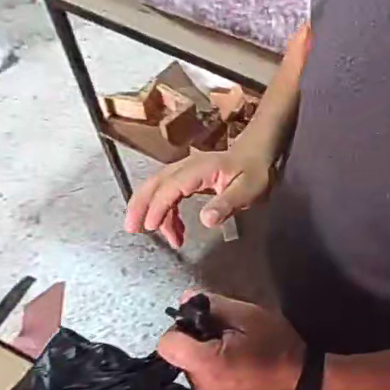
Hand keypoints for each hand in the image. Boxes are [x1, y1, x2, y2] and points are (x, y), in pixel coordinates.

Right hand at [124, 142, 273, 249]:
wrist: (258, 154)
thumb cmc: (254, 172)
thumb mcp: (247, 190)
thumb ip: (226, 204)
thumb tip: (206, 220)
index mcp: (198, 170)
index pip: (170, 188)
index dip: (157, 207)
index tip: (150, 227)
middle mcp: (186, 167)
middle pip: (154, 184)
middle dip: (139, 206)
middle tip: (132, 228)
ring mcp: (185, 170)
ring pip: (157, 188)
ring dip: (151, 210)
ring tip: (160, 236)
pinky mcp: (187, 177)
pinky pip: (168, 192)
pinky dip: (166, 210)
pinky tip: (175, 227)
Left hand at [157, 292, 303, 389]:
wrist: (299, 378)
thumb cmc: (275, 344)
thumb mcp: (248, 315)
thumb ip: (213, 305)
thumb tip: (185, 299)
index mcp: (206, 364)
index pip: (167, 343)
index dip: (182, 328)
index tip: (206, 325)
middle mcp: (199, 388)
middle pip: (177, 357)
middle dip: (195, 343)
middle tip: (226, 337)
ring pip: (189, 369)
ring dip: (203, 358)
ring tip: (233, 353)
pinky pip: (201, 382)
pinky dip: (211, 372)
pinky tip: (235, 367)